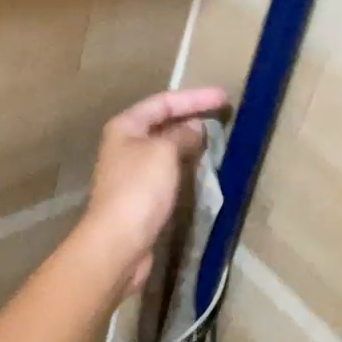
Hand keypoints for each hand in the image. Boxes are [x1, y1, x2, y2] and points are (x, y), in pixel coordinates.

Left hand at [77, 87, 227, 295]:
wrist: (118, 244)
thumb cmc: (139, 189)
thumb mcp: (164, 152)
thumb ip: (182, 134)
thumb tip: (195, 128)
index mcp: (125, 127)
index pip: (163, 102)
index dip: (194, 97)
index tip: (224, 97)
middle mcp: (125, 145)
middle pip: (162, 123)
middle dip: (191, 117)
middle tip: (222, 115)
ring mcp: (131, 172)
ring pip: (165, 149)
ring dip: (188, 143)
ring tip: (216, 139)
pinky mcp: (140, 197)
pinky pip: (166, 171)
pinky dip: (184, 165)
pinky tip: (200, 168)